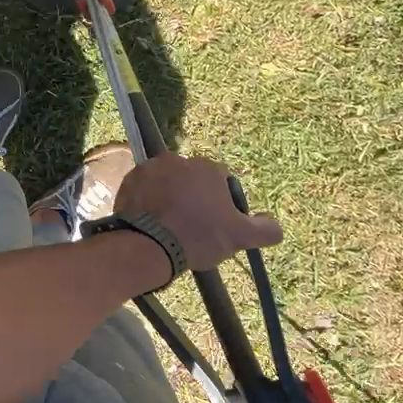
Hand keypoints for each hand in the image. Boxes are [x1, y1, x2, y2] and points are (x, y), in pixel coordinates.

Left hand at [113, 155, 282, 270]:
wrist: (149, 242)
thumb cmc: (199, 236)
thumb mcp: (241, 237)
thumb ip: (266, 229)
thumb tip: (273, 224)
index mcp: (206, 167)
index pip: (221, 182)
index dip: (222, 204)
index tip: (216, 224)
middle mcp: (176, 159)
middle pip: (192, 181)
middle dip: (195, 199)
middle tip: (193, 226)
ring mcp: (149, 167)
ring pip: (168, 183)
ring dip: (171, 198)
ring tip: (171, 225)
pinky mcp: (129, 179)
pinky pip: (146, 189)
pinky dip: (150, 200)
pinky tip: (153, 221)